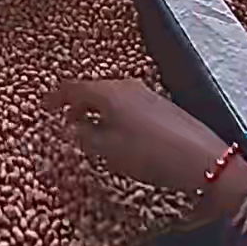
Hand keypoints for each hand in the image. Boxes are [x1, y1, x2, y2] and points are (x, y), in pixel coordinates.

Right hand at [46, 79, 230, 194]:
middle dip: (76, 104)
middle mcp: (126, 86)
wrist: (202, 159)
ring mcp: (145, 93)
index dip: (56, 97)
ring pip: (111, 97)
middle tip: (64, 119)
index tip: (44, 106)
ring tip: (87, 129)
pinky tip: (115, 132)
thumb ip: (86, 136)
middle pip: (93, 89)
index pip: (74, 88)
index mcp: (109, 93)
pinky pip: (125, 103)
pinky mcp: (159, 104)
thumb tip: (74, 127)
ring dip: (95, 110)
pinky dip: (112, 113)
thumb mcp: (110, 150)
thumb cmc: (149, 153)